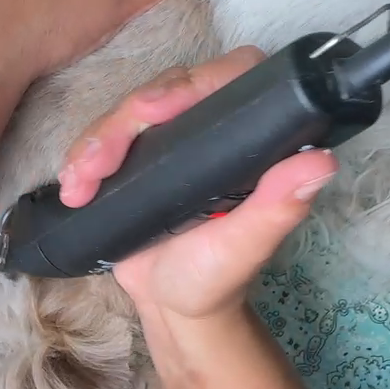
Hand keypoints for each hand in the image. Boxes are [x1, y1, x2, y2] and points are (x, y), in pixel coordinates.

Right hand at [57, 47, 338, 320]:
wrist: (172, 306)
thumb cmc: (215, 279)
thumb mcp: (245, 248)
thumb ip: (277, 208)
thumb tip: (320, 162)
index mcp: (247, 141)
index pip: (227, 82)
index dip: (188, 84)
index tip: (150, 111)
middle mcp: (208, 130)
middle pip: (164, 92)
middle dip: (121, 123)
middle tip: (95, 162)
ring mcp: (167, 143)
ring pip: (125, 115)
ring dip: (94, 142)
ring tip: (76, 185)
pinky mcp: (132, 160)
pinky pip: (102, 141)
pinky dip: (80, 159)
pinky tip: (70, 187)